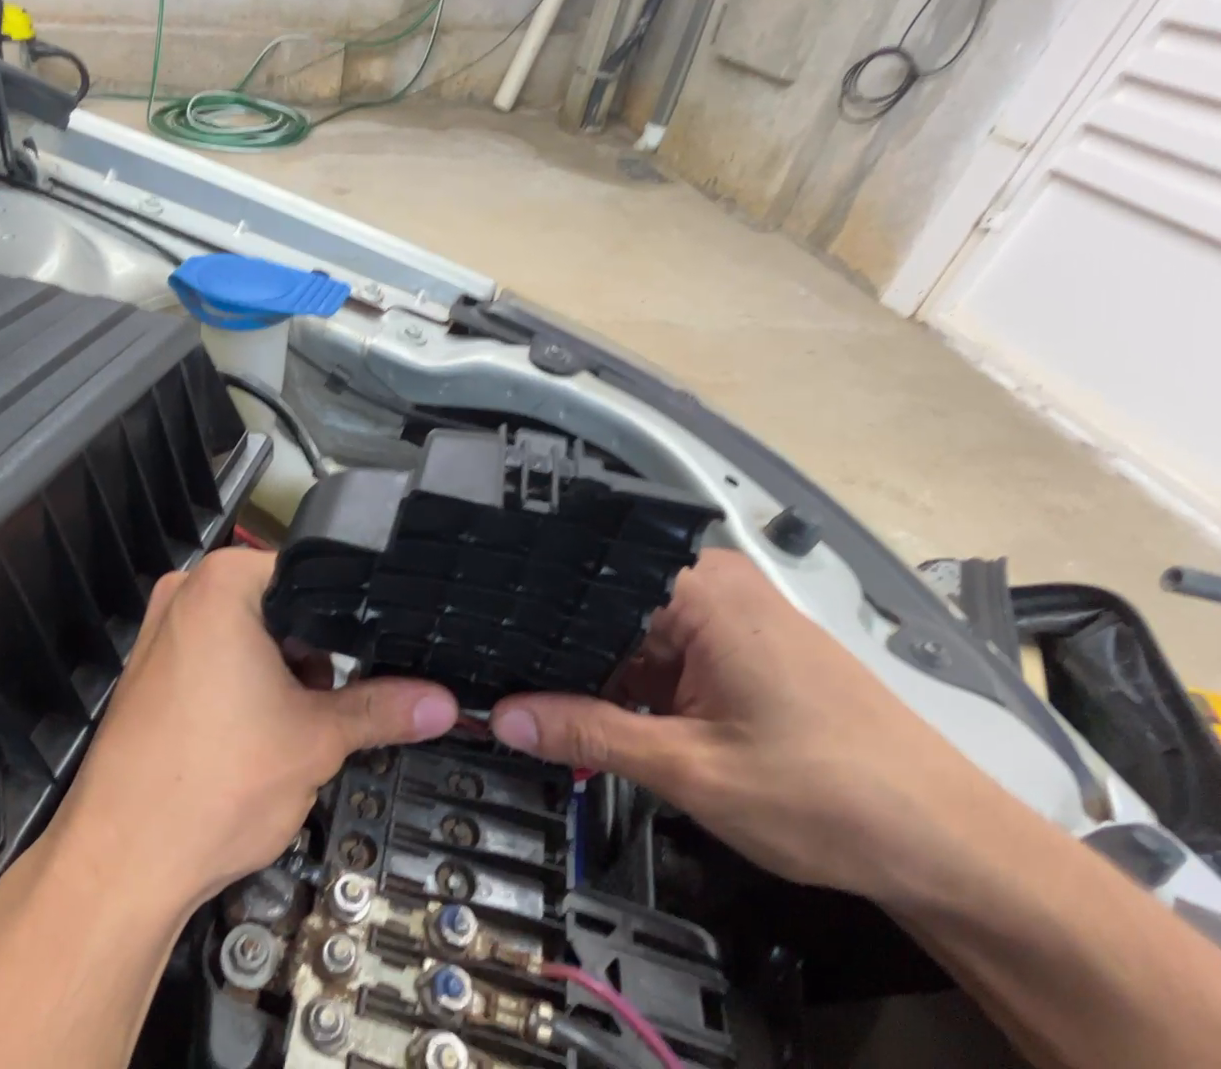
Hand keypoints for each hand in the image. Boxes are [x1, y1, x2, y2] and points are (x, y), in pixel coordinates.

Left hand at [47, 548, 458, 908]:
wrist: (125, 860)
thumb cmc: (218, 783)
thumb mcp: (317, 739)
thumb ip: (383, 709)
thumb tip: (442, 702)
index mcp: (221, 584)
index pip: (313, 572)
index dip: (357, 611)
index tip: (387, 646)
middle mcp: (184, 596)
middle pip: (280, 608)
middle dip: (318, 653)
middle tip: (343, 697)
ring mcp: (161, 637)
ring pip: (251, 640)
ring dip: (284, 676)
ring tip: (301, 725)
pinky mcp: (151, 678)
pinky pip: (218, 665)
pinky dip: (248, 691)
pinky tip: (262, 737)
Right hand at [489, 549, 1012, 903]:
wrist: (947, 847)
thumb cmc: (832, 796)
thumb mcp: (688, 769)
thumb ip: (587, 735)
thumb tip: (503, 715)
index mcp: (704, 591)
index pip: (588, 586)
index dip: (534, 624)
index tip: (486, 659)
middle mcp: (717, 590)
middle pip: (604, 614)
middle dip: (561, 664)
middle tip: (504, 702)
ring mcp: (731, 623)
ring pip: (628, 642)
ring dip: (596, 687)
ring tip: (548, 722)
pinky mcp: (741, 656)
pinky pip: (661, 662)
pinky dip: (632, 698)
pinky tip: (601, 730)